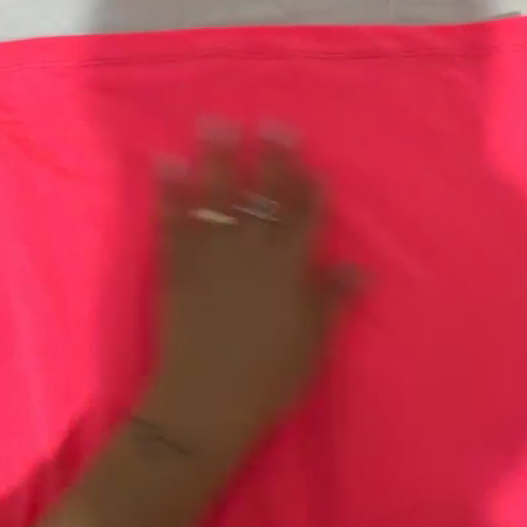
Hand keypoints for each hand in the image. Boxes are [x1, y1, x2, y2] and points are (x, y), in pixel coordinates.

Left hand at [136, 129, 350, 465]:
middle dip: (271, 158)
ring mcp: (212, 256)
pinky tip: (166, 161)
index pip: (305, 218)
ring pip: (218, 197)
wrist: (206, 404)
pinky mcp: (177, 266)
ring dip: (217, 158)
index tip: (309, 158)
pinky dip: (170, 190)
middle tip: (272, 122)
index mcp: (289, 269)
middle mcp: (253, 252)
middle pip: (265, 197)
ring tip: (215, 123)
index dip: (308, 188)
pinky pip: (173, 220)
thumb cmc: (268, 379)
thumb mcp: (312, 343)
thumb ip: (332, 300)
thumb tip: (359, 268)